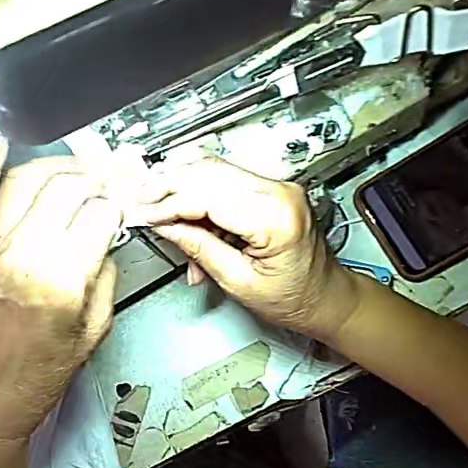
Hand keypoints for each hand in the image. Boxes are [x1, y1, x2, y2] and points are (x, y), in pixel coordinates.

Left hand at [0, 141, 121, 443]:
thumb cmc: (39, 373)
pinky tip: (3, 143)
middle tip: (109, 179)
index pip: (98, 212)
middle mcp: (19, 251)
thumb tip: (102, 236)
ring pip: (25, 176)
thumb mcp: (94, 329)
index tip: (125, 203)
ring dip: (56, 164)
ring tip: (76, 168)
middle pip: (65, 185)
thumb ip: (103, 275)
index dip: (119, 203)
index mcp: (58, 278)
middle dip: (96, 177)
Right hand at [136, 156, 361, 340]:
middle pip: (210, 172)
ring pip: (215, 170)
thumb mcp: (239, 282)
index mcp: (276, 217)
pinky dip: (200, 194)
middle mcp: (280, 192)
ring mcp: (278, 187)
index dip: (170, 204)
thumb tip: (167, 226)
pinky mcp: (272, 189)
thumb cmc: (295, 297)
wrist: (325, 296)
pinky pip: (227, 181)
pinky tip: (182, 212)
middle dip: (170, 185)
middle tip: (141, 200)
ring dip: (182, 186)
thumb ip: (199, 249)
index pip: (208, 196)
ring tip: (156, 204)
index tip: (145, 213)